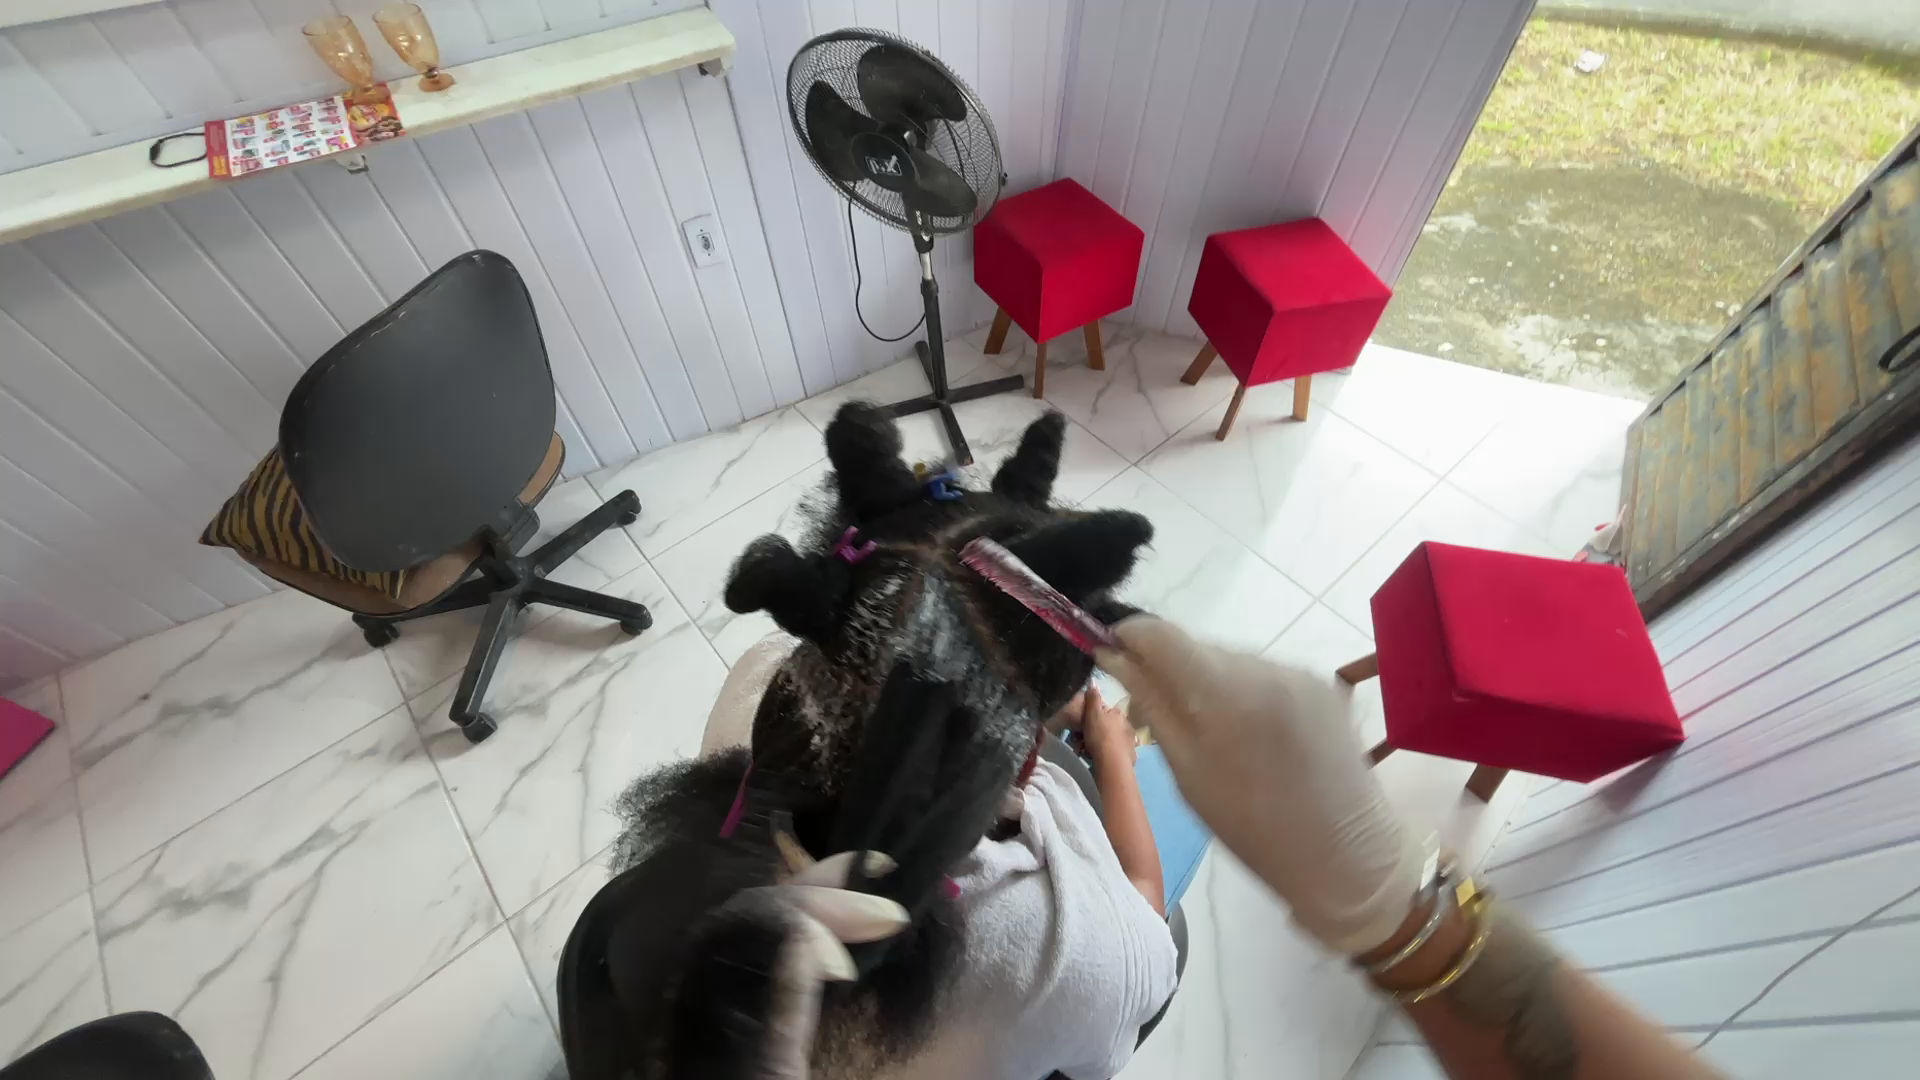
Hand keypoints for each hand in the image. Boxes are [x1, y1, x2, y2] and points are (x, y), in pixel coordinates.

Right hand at [1063, 686, 1134, 764]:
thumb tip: (1094, 681)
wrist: (1112, 764)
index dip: (1090, 718)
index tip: (1080, 728)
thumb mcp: (1092, 715)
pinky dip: (1107, 754)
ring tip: (1086, 753)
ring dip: (1098, 744)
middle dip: (1092, 733)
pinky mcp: (1130, 756)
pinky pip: (1115, 752)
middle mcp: (1127, 725)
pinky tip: (1099, 759)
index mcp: (1118, 713)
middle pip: (1105, 726)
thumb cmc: (1100, 736)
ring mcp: (1130, 741)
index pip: (1103, 711)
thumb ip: (1093, 698)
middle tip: (1079, 744)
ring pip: (1109, 739)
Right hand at [1096, 617, 1429, 955]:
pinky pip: (1257, 672)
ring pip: (1223, 657)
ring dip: (1201, 680)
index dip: (1126, 636)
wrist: (1349, 861)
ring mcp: (1296, 671)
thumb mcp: (1185, 770)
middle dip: (1163, 667)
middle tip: (1150, 712)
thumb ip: (1148, 702)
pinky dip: (1236, 690)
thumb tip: (1111, 654)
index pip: (1158, 631)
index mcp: (1225, 693)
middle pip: (1191, 644)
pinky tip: (1243, 730)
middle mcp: (1264, 666)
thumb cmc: (1252, 830)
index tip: (1110, 656)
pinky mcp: (1318, 682)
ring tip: (1203, 728)